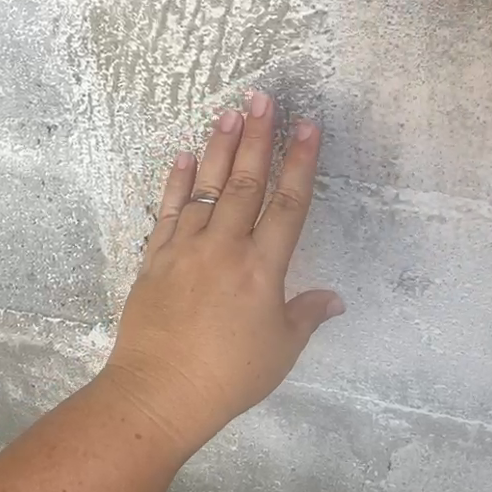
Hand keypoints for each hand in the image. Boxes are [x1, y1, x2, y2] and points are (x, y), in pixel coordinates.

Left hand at [100, 92, 343, 453]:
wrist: (158, 393)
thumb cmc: (228, 377)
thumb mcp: (280, 351)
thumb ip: (307, 315)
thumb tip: (335, 297)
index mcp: (262, 268)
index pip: (288, 204)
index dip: (300, 162)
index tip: (307, 126)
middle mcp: (225, 247)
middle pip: (246, 182)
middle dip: (258, 137)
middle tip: (264, 98)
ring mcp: (186, 247)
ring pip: (207, 187)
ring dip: (220, 147)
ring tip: (230, 111)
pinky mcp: (156, 256)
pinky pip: (168, 210)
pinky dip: (176, 181)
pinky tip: (183, 155)